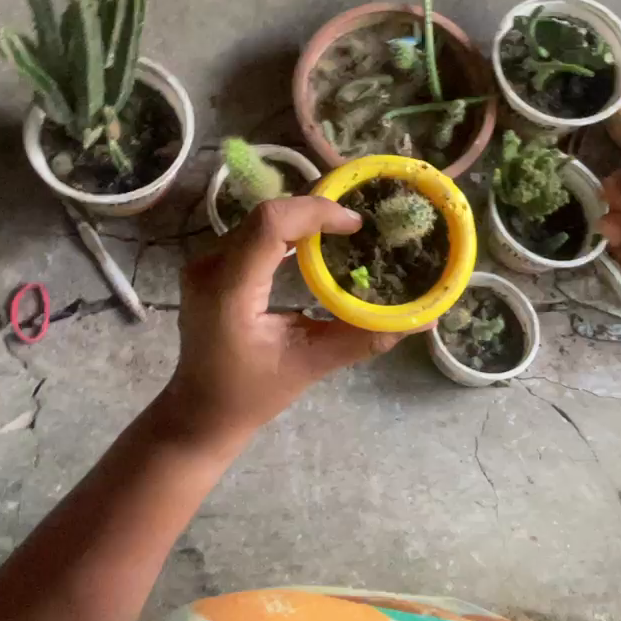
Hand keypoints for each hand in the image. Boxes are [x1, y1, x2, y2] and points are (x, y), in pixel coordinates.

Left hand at [162, 197, 401, 445]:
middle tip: (357, 220)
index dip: (315, 211)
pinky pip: (252, 231)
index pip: (270, 224)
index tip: (354, 224)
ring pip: (260, 219)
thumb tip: (421, 321)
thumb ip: (363, 338)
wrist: (199, 410)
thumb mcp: (310, 365)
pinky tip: (314, 240)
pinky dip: (287, 229)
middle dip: (315, 209)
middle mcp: (210, 266)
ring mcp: (205, 262)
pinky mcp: (210, 264)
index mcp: (230, 290)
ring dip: (302, 216)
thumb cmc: (252, 394)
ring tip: (342, 227)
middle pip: (267, 216)